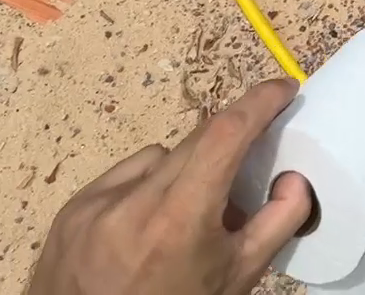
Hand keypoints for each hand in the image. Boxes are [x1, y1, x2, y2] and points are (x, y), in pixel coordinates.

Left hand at [26, 79, 312, 294]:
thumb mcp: (239, 275)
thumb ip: (281, 219)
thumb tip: (294, 173)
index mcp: (178, 220)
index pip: (226, 133)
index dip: (260, 101)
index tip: (285, 89)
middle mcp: (131, 203)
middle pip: (199, 138)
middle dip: (232, 136)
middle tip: (251, 157)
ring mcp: (94, 205)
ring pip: (164, 155)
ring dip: (188, 166)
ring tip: (186, 210)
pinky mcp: (70, 211)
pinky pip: (128, 174)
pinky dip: (148, 185)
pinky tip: (146, 222)